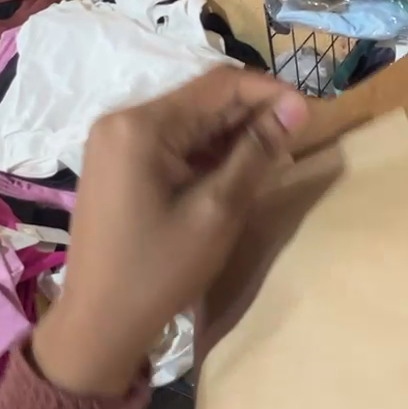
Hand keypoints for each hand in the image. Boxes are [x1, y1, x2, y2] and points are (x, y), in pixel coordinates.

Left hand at [34, 68, 308, 395]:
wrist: (98, 324)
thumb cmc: (159, 271)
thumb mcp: (217, 211)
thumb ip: (257, 152)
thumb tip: (297, 106)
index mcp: (141, 124)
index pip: (218, 84)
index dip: (269, 91)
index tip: (310, 112)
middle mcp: (123, 119)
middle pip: (202, 100)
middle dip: (252, 113)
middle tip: (297, 137)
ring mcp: (116, 141)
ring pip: (190, 121)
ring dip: (232, 133)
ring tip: (273, 155)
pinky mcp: (117, 162)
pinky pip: (172, 141)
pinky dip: (206, 151)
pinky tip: (236, 169)